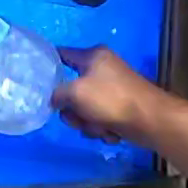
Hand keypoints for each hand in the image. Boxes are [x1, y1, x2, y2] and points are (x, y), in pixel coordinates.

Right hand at [52, 45, 179, 146]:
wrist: (151, 121)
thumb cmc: (111, 100)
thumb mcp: (75, 93)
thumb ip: (57, 94)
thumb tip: (54, 100)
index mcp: (93, 56)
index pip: (62, 54)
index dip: (47, 64)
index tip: (36, 79)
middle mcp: (103, 68)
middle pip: (71, 89)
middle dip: (74, 110)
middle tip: (80, 117)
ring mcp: (113, 88)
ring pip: (85, 108)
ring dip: (89, 123)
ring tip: (101, 128)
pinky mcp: (120, 107)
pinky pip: (100, 118)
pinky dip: (102, 128)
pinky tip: (111, 133)